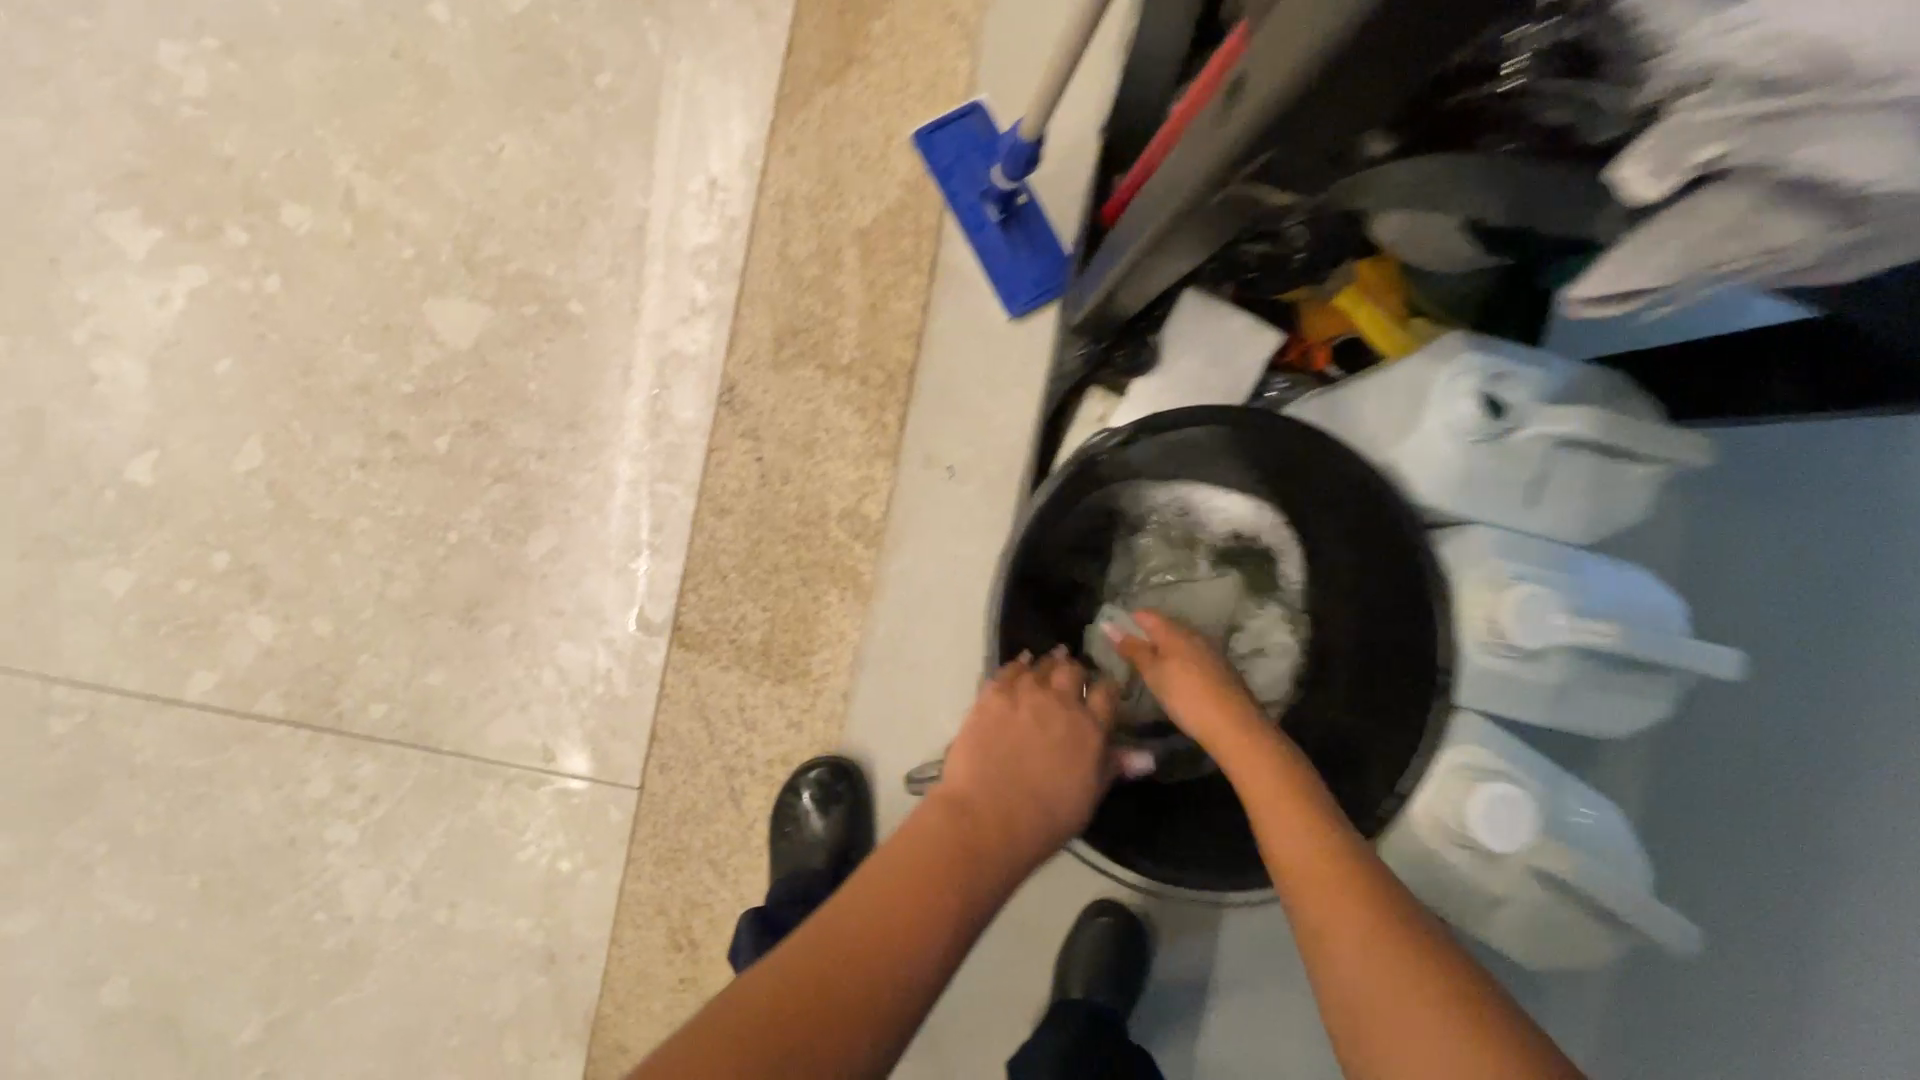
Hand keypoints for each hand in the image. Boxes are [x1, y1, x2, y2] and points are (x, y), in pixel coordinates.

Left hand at [931, 648, 1121, 873]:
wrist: (990, 817)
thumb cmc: (1047, 818)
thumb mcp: (1089, 797)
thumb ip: (1113, 768)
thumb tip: (1146, 756)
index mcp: (1091, 729)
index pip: (1107, 693)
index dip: (1107, 687)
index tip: (1104, 688)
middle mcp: (1061, 703)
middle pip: (1072, 671)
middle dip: (1075, 671)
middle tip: (1072, 675)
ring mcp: (1025, 695)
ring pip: (1041, 666)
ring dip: (1047, 664)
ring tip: (1048, 662)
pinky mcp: (993, 696)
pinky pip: (1009, 670)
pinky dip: (1018, 665)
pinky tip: (1021, 663)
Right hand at [1106, 610, 1275, 754]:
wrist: (1234, 725)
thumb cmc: (1185, 696)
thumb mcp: (1153, 673)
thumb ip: (1132, 649)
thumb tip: (1108, 625)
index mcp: (1174, 632)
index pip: (1146, 615)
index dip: (1128, 620)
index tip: (1112, 633)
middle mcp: (1194, 635)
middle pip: (1165, 627)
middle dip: (1145, 635)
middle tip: (1126, 652)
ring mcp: (1210, 651)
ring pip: (1180, 642)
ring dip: (1163, 649)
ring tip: (1147, 667)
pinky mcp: (1220, 669)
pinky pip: (1193, 656)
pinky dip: (1178, 661)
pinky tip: (1174, 678)